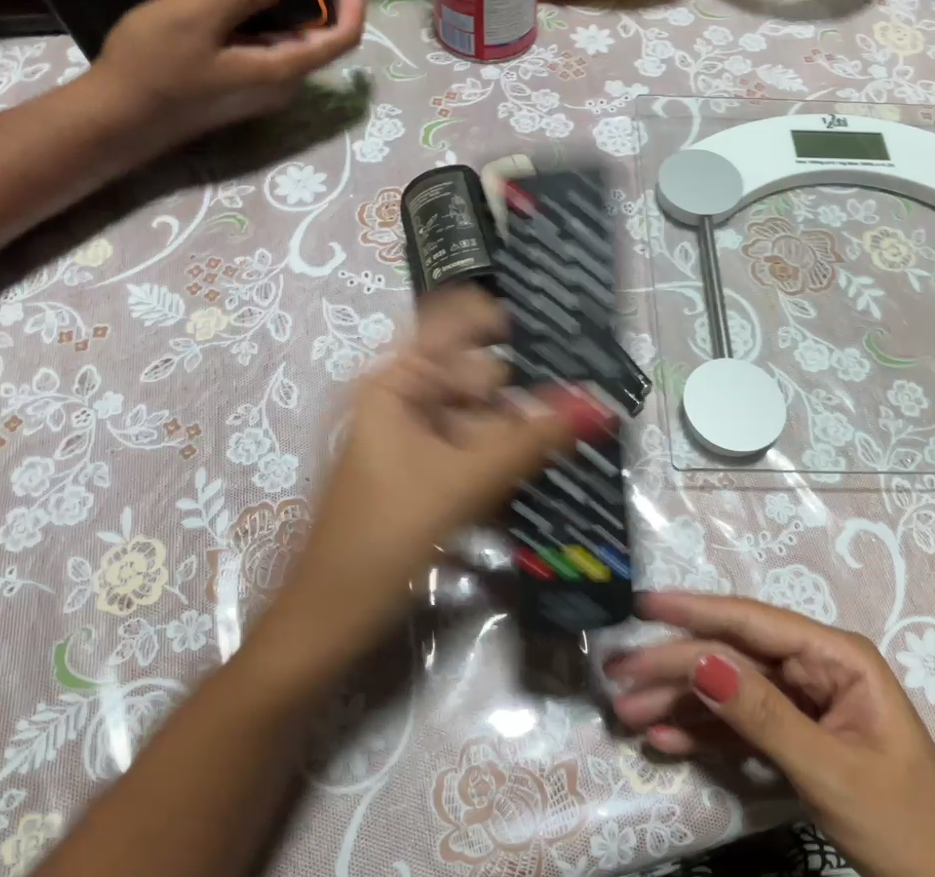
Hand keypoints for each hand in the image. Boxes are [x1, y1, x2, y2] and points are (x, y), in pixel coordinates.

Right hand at [87, 0, 365, 149]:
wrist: (112, 122)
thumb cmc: (153, 70)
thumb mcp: (196, 17)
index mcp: (283, 70)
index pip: (344, 36)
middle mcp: (281, 84)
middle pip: (317, 34)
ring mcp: (258, 87)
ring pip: (286, 36)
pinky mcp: (235, 85)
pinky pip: (260, 43)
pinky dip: (256, 12)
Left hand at [267, 288, 614, 660]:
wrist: (334, 614)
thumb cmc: (387, 537)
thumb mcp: (464, 482)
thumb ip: (535, 439)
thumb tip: (600, 403)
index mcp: (397, 381)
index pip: (456, 319)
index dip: (506, 323)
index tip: (560, 347)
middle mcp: (404, 398)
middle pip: (477, 373)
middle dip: (522, 395)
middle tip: (576, 417)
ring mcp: (413, 437)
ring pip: (481, 416)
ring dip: (517, 434)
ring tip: (561, 452)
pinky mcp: (424, 472)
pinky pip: (473, 449)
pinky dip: (500, 461)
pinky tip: (530, 482)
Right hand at [607, 593, 934, 876]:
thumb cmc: (900, 821)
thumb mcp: (830, 768)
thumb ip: (763, 713)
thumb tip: (700, 660)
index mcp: (836, 658)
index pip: (754, 622)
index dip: (695, 611)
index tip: (642, 604)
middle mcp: (814, 668)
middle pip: (732, 656)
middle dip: (674, 666)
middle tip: (617, 677)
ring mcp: (801, 701)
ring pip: (727, 690)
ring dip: (678, 702)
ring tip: (626, 714)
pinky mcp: (791, 735)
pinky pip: (738, 725)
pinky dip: (701, 733)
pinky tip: (664, 739)